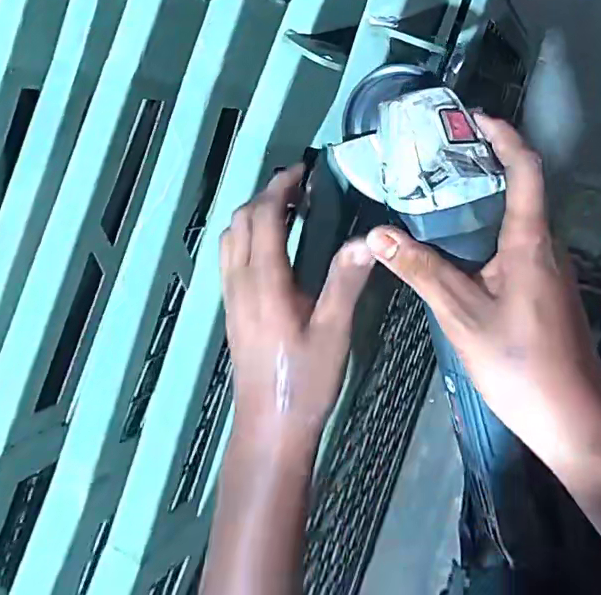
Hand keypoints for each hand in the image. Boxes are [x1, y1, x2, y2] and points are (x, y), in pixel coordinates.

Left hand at [219, 165, 375, 455]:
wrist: (269, 430)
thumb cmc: (306, 380)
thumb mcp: (334, 330)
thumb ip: (347, 279)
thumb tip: (369, 236)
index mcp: (264, 282)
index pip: (263, 217)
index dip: (280, 187)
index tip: (305, 170)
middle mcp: (240, 283)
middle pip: (241, 220)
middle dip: (267, 194)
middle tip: (302, 185)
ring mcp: (231, 296)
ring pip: (231, 237)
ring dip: (255, 212)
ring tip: (289, 207)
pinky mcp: (232, 309)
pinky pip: (231, 255)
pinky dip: (248, 233)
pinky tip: (275, 243)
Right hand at [363, 116, 600, 474]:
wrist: (574, 416)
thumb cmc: (519, 362)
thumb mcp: (462, 315)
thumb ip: (421, 270)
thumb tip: (378, 233)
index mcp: (529, 239)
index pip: (525, 168)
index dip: (503, 136)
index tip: (474, 118)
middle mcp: (545, 243)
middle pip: (522, 184)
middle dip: (487, 159)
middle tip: (442, 150)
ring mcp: (549, 265)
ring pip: (518, 213)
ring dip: (487, 193)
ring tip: (442, 186)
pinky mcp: (545, 284)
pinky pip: (517, 238)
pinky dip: (489, 223)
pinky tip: (459, 239)